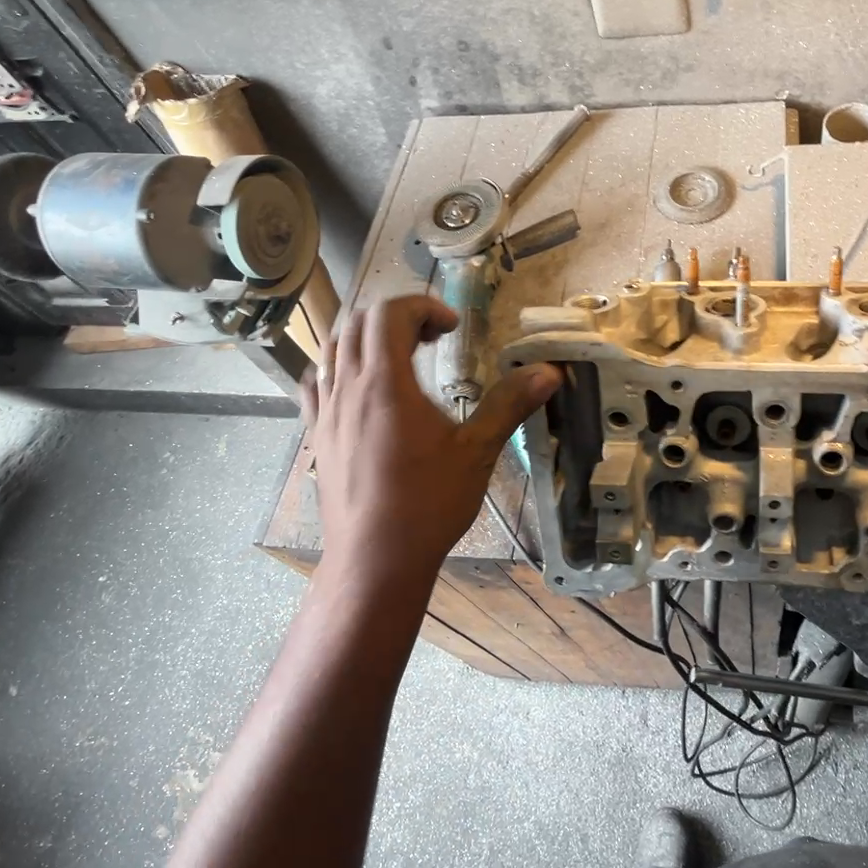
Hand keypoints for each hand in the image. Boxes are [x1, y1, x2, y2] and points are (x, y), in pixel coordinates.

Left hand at [299, 295, 561, 585]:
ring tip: (401, 358)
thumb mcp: (477, 452)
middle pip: (359, 323)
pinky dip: (339, 367)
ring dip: (367, 338)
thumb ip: (509, 405)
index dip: (423, 307)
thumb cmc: (427, 504)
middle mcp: (347, 388)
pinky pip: (317, 382)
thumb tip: (550, 372)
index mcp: (385, 383)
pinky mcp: (317, 436)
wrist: (375, 560)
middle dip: (399, 318)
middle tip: (434, 339)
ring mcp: (325, 412)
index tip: (453, 329)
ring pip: (333, 348)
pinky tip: (360, 388)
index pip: (390, 314)